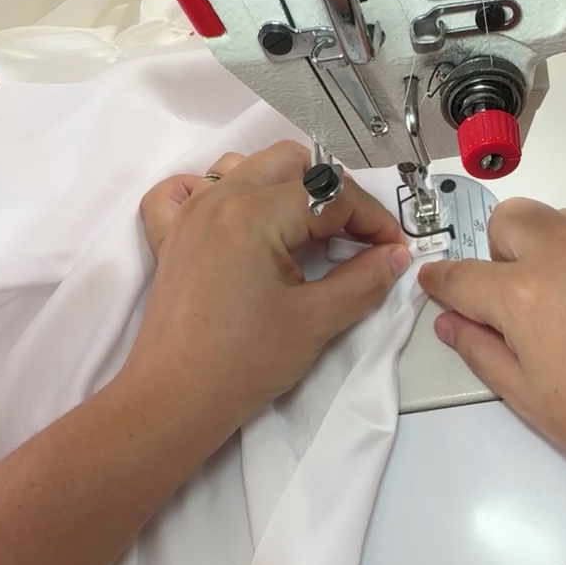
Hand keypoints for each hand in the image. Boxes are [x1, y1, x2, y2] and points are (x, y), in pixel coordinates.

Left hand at [120, 141, 409, 427]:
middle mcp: (219, 199)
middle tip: (356, 241)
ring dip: (285, 189)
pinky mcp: (170, 237)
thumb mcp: (317, 321)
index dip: (373, 219)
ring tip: (306, 235)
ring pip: (246, 167)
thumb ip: (364, 281)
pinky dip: (218, 193)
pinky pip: (189, 190)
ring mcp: (188, 214)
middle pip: (292, 164)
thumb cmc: (244, 363)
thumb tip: (394, 257)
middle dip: (334, 196)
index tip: (393, 250)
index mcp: (255, 215)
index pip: (332, 194)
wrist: (177, 400)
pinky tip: (237, 220)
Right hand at [419, 199, 565, 512]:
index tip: (438, 285)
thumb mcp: (530, 399)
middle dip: (500, 253)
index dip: (443, 283)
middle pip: (512, 220)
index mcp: (529, 294)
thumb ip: (482, 351)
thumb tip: (453, 323)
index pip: (464, 274)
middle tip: (517, 299)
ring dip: (554, 252)